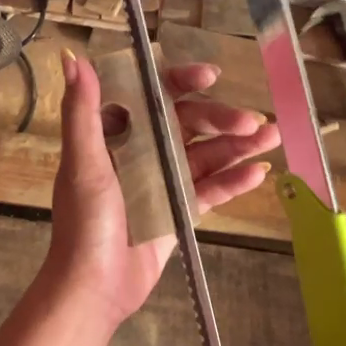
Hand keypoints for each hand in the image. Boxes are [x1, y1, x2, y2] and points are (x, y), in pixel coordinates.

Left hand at [43, 49, 281, 324]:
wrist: (95, 287)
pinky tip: (259, 173)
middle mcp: (139, 150)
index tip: (209, 77)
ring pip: (205, 153)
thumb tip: (73, 58)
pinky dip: (233, 180)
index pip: (150, 96)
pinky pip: (210, 188)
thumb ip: (82, 111)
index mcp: (114, 134)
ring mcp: (161, 179)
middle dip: (219, 118)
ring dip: (238, 144)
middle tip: (251, 122)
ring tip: (273, 137)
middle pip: (186, 123)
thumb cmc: (85, 222)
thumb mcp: (82, 162)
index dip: (180, 83)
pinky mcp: (178, 209)